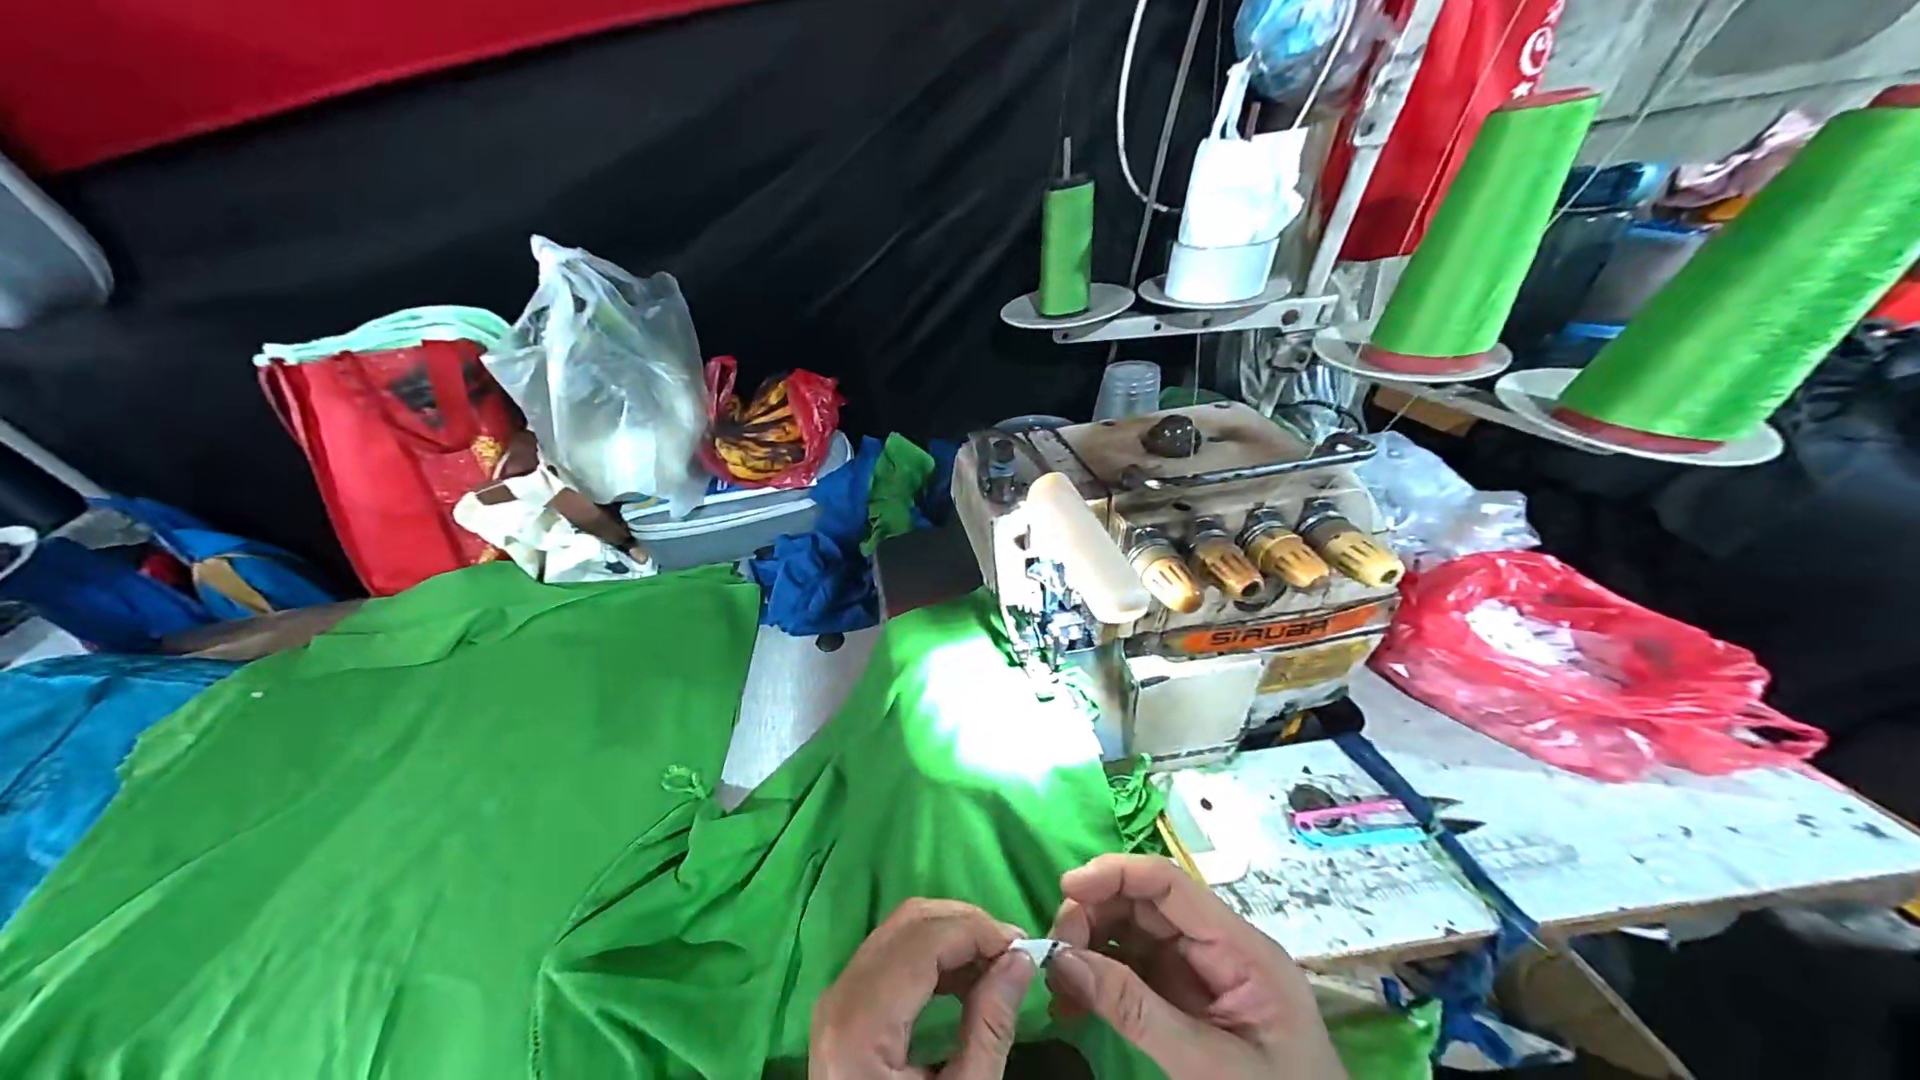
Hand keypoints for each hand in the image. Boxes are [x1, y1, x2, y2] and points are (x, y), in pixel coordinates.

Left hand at [811, 898, 1038, 1078]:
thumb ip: (990, 1027)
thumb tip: (1020, 959)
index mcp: (860, 1025)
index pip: (924, 941)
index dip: (977, 931)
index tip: (1024, 945)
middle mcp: (839, 996)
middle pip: (909, 923)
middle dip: (966, 925)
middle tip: (1013, 950)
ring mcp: (837, 997)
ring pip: (900, 930)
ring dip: (952, 935)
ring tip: (996, 962)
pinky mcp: (843, 1004)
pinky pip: (891, 953)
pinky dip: (932, 953)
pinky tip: (966, 975)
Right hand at [1046, 854, 1346, 1079]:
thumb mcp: (1209, 1067)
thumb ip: (1136, 1011)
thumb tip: (1063, 959)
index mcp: (1241, 949)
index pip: (1171, 885)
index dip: (1116, 874)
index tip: (1066, 890)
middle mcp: (1217, 949)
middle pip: (1144, 904)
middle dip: (1094, 915)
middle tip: (1056, 951)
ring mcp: (1200, 975)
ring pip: (1131, 933)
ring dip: (1089, 947)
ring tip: (1056, 982)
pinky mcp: (1185, 1002)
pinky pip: (1132, 972)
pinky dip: (1098, 979)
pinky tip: (1071, 1001)